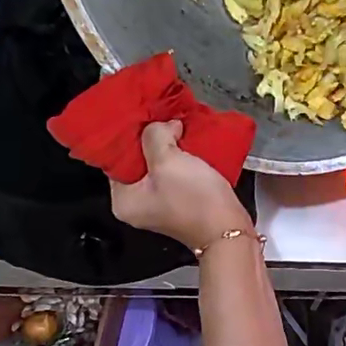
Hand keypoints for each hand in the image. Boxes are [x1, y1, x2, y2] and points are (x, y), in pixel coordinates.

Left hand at [110, 121, 252, 251]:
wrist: (230, 229)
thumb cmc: (195, 199)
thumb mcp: (168, 161)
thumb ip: (155, 136)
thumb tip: (162, 125)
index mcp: (123, 200)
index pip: (115, 159)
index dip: (129, 135)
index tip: (143, 116)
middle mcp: (137, 205)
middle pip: (137, 162)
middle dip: (151, 140)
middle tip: (162, 118)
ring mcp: (159, 205)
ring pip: (158, 167)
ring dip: (168, 148)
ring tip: (176, 126)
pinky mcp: (180, 203)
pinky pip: (174, 175)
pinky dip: (180, 160)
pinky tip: (189, 145)